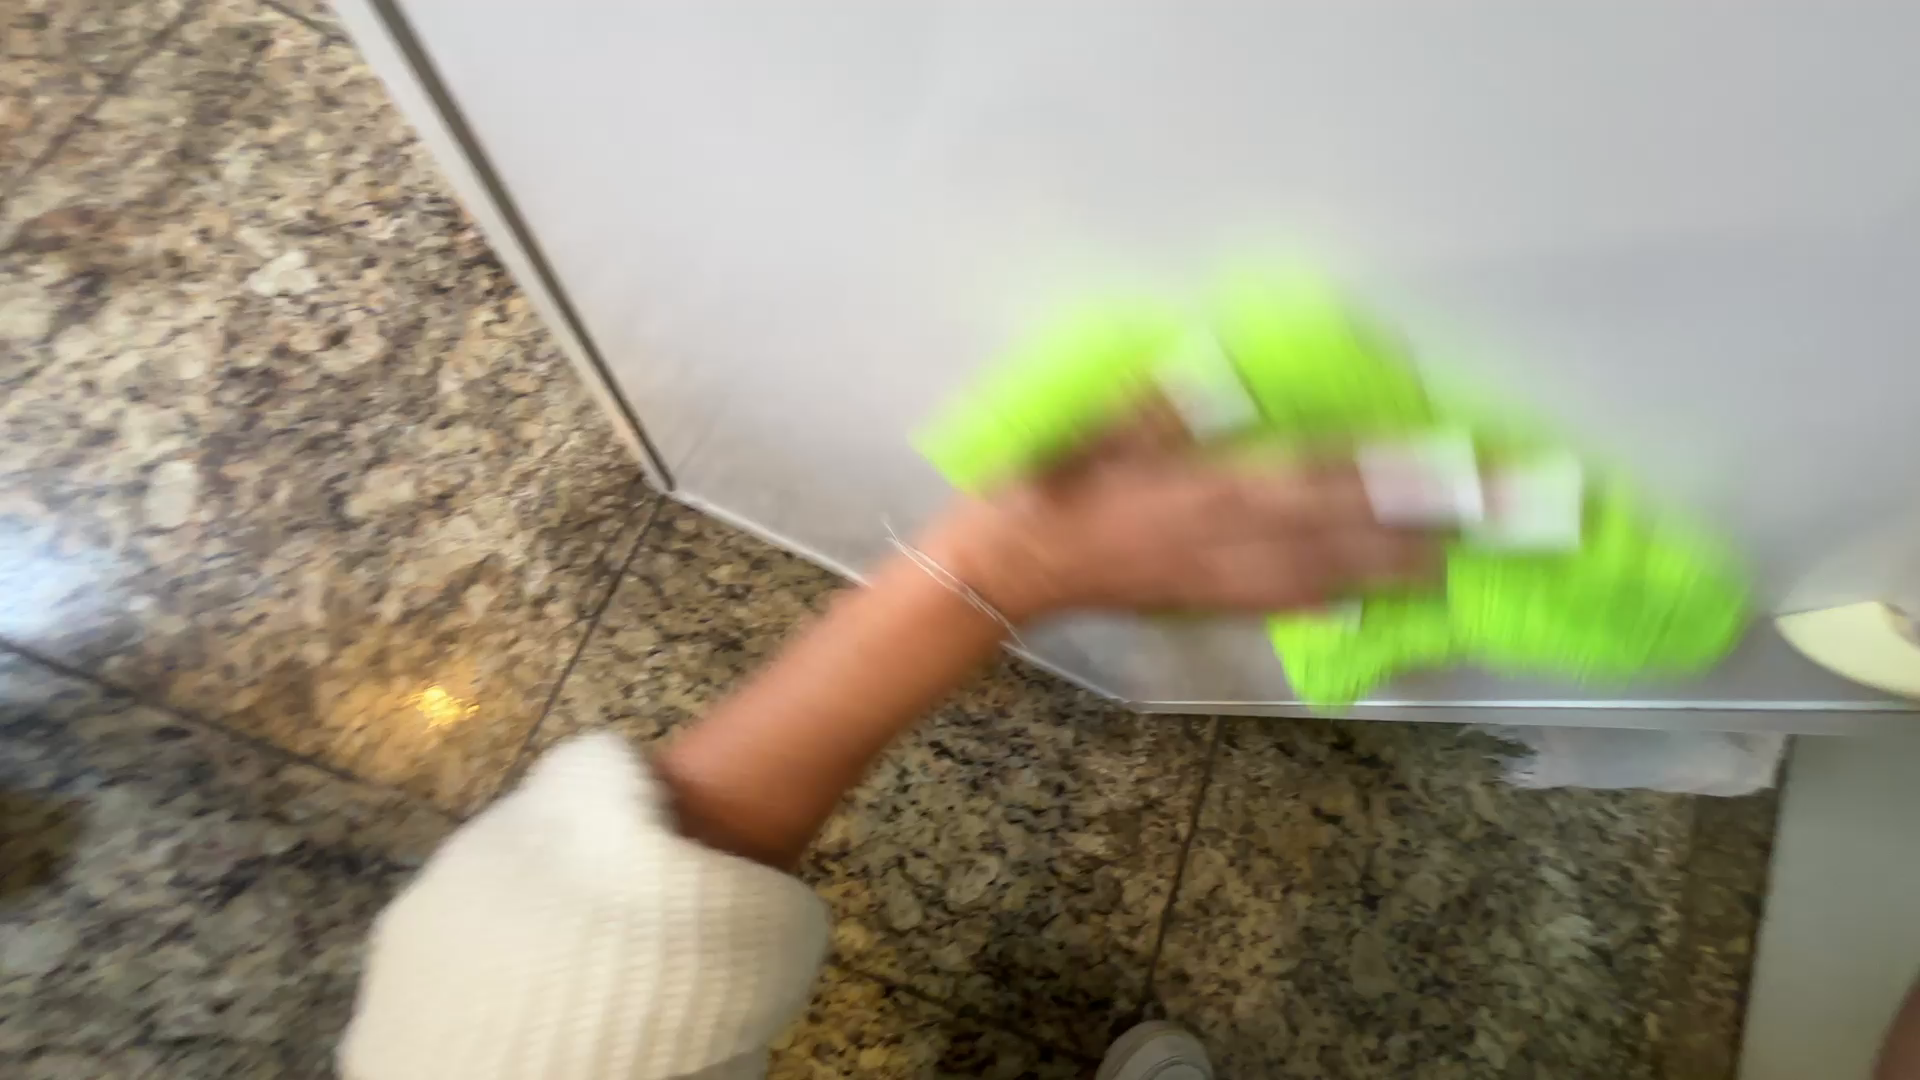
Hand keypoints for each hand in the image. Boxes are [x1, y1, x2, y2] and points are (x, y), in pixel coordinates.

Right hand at [920, 411, 1440, 622]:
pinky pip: (1273, 605)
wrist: (1013, 565)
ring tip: (1450, 565)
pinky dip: (1325, 602)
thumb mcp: (1093, 431)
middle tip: (1490, 521)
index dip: (1381, 470)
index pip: (1308, 478)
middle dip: (1412, 526)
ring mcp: (1211, 579)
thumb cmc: (1047, 485)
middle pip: (1330, 534)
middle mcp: (1218, 540)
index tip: (1448, 460)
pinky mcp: (1196, 603)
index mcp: (1196, 488)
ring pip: (1313, 577)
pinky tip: (1358, 605)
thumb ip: (1162, 407)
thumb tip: (1219, 378)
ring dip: (1382, 571)